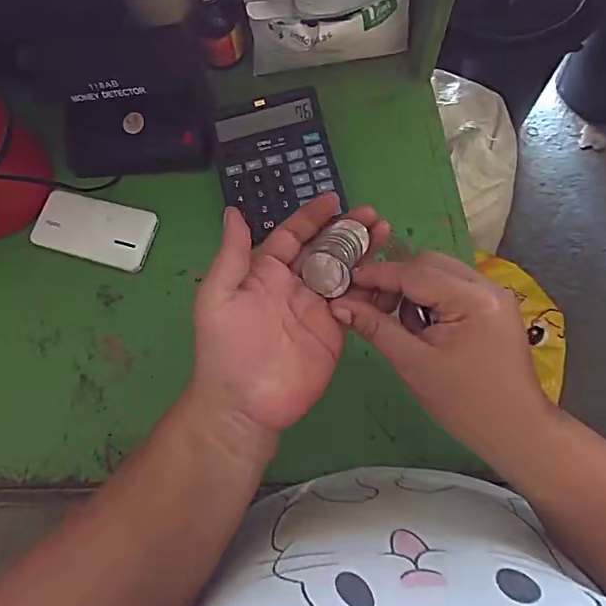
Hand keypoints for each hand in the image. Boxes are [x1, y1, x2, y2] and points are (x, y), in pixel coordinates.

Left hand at [187, 195, 390, 437]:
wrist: (244, 404)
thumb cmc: (225, 349)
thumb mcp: (218, 297)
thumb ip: (231, 255)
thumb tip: (233, 212)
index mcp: (266, 273)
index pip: (293, 236)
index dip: (312, 217)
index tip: (333, 201)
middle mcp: (294, 285)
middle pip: (325, 249)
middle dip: (347, 230)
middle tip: (371, 215)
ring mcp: (316, 308)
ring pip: (344, 271)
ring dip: (363, 252)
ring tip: (384, 233)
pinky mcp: (335, 330)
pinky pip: (356, 302)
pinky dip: (371, 286)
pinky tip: (387, 272)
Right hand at [330, 251, 554, 459]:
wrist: (516, 431)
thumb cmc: (465, 403)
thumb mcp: (414, 364)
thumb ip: (376, 328)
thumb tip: (341, 305)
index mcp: (472, 298)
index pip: (414, 272)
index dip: (377, 276)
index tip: (347, 282)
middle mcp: (488, 286)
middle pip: (429, 264)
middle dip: (397, 282)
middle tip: (373, 307)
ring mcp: (495, 295)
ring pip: (441, 273)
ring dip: (414, 292)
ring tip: (404, 328)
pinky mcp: (495, 307)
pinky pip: (454, 289)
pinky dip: (433, 301)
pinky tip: (424, 329)